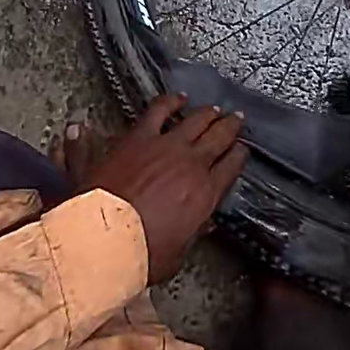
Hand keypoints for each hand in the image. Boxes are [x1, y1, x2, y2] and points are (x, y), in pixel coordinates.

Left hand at [70, 93, 246, 283]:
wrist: (107, 234)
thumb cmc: (141, 251)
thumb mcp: (178, 252)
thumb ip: (192, 232)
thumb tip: (202, 223)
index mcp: (205, 194)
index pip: (230, 169)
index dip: (238, 157)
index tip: (242, 149)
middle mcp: (192, 164)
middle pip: (218, 138)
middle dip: (230, 127)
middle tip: (237, 119)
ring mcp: (166, 145)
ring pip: (196, 120)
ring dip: (208, 113)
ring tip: (216, 108)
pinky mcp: (140, 136)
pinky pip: (159, 110)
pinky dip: (170, 101)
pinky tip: (178, 97)